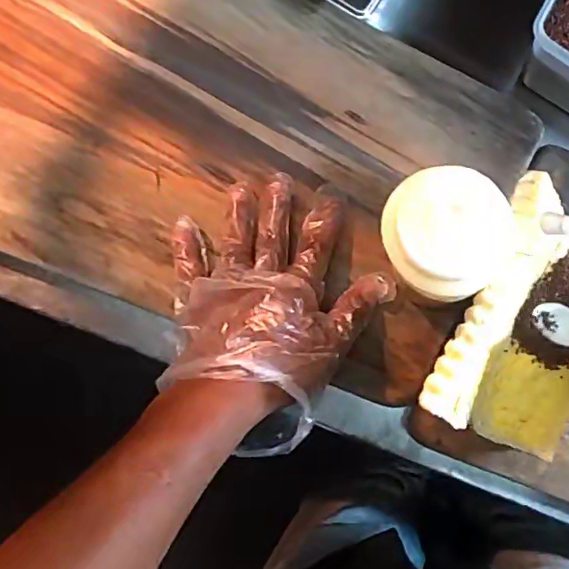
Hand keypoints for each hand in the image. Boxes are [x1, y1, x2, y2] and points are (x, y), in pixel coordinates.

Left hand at [160, 174, 394, 421]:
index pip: (316, 247)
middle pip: (274, 238)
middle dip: (278, 209)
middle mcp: (263, 277)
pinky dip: (188, 245)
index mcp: (298, 288)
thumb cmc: (286, 368)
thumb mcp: (332, 343)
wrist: (227, 389)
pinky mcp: (198, 299)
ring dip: (240, 215)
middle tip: (279, 180)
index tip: (330, 196)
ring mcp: (228, 285)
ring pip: (237, 243)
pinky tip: (185, 223)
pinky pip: (191, 267)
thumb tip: (384, 279)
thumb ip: (355, 309)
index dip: (324, 222)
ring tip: (241, 189)